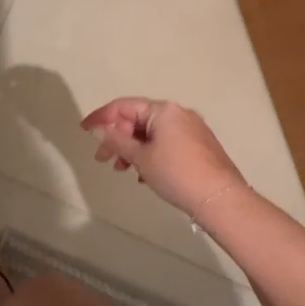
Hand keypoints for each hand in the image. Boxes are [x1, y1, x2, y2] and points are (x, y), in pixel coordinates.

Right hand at [81, 97, 248, 216]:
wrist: (220, 199)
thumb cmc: (175, 173)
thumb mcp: (139, 157)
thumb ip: (116, 140)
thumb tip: (98, 129)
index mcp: (163, 110)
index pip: (123, 106)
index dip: (101, 117)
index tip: (84, 131)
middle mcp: (179, 113)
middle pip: (137, 120)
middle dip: (117, 138)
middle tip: (103, 159)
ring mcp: (192, 129)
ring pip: (152, 133)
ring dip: (133, 148)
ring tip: (123, 170)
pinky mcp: (201, 145)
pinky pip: (167, 142)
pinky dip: (151, 153)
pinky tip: (144, 174)